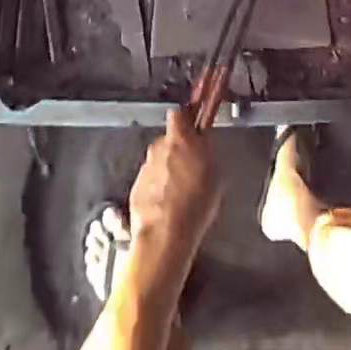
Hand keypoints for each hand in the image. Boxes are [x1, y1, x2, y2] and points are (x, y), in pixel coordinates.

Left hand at [128, 109, 221, 259]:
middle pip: (169, 139)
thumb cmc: (196, 202)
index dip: (186, 117)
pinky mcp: (136, 188)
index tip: (194, 123)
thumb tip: (203, 142)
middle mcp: (159, 148)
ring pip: (159, 161)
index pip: (179, 113)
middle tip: (191, 164)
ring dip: (167, 169)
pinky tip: (168, 203)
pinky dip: (157, 187)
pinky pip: (150, 180)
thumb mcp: (214, 172)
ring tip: (180, 190)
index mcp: (181, 139)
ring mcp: (145, 168)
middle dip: (178, 148)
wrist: (165, 235)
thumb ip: (205, 150)